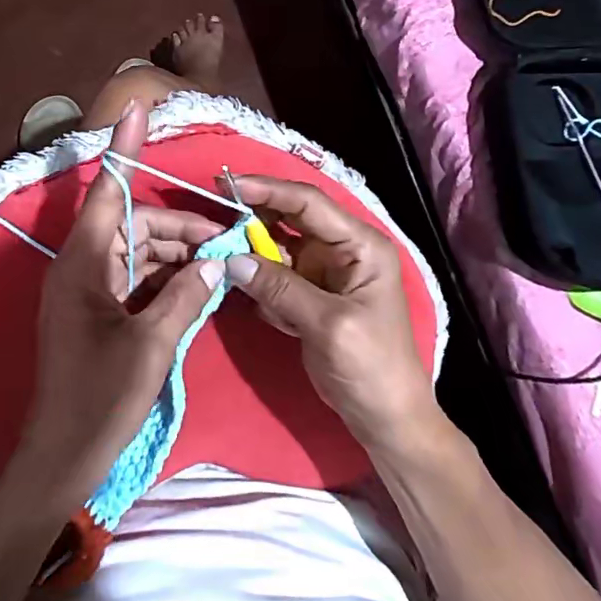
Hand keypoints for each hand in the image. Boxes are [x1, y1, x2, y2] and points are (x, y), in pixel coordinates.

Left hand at [14, 100, 227, 510]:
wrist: (62, 456)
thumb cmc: (101, 397)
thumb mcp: (152, 344)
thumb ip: (185, 296)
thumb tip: (215, 264)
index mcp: (84, 263)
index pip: (108, 190)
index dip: (125, 147)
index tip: (139, 107)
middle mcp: (82, 266)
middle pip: (134, 224)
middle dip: (180, 227)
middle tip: (227, 241)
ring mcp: (87, 289)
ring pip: (138, 251)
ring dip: (176, 254)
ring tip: (220, 264)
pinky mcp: (96, 311)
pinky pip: (134, 277)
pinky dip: (165, 277)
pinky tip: (198, 286)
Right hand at [220, 175, 434, 447]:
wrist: (384, 416)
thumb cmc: (371, 366)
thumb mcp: (328, 325)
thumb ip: (281, 289)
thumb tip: (232, 260)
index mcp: (359, 245)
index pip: (308, 203)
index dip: (268, 190)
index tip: (227, 184)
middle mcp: (341, 250)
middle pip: (289, 219)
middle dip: (253, 221)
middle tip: (216, 224)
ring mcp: (323, 272)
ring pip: (277, 248)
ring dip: (254, 259)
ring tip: (235, 274)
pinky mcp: (308, 295)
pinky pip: (274, 277)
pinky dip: (262, 287)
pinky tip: (270, 314)